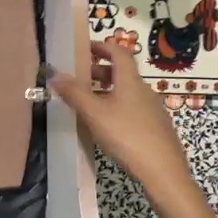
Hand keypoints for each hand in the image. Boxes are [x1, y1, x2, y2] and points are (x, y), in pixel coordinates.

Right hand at [49, 39, 194, 195]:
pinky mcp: (155, 127)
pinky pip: (132, 108)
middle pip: (122, 72)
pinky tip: (106, 124)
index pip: (120, 53)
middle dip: (100, 70)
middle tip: (79, 78)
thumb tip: (54, 74)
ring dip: (106, 90)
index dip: (102, 47)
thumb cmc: (127, 135)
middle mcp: (144, 90)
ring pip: (126, 91)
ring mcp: (152, 109)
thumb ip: (74, 93)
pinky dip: (116, 106)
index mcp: (131, 81)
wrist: (163, 170)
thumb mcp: (94, 113)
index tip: (84, 49)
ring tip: (87, 102)